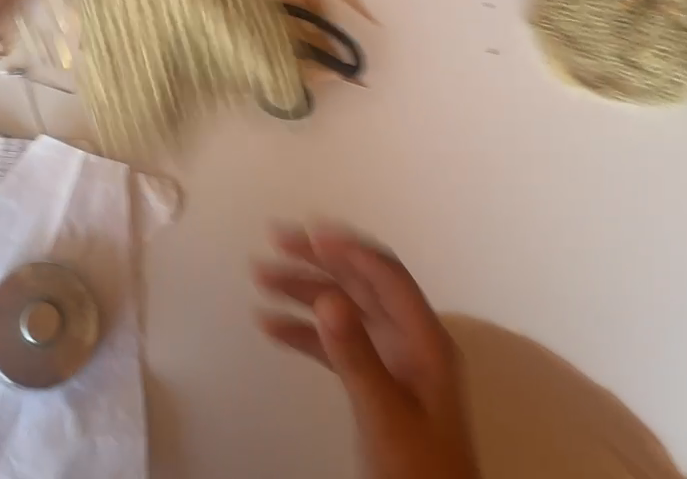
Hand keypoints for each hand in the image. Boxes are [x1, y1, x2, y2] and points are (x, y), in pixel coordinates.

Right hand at [255, 224, 479, 478]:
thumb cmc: (417, 466)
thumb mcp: (385, 411)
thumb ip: (356, 354)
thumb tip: (326, 297)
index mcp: (425, 339)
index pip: (386, 275)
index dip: (348, 248)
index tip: (308, 231)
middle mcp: (410, 340)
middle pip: (360, 284)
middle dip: (317, 260)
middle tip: (275, 239)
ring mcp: (393, 360)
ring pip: (344, 310)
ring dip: (303, 292)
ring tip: (261, 278)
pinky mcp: (375, 380)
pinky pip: (336, 343)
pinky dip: (305, 332)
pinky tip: (272, 326)